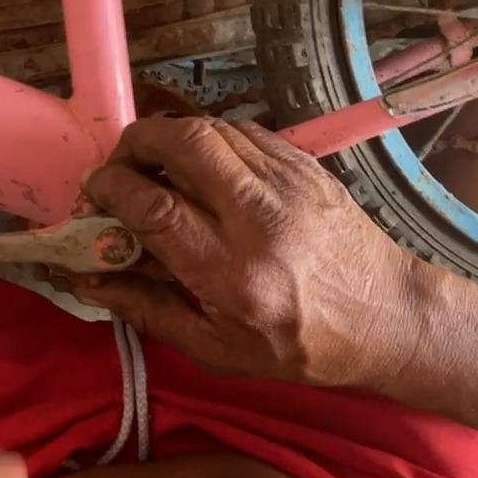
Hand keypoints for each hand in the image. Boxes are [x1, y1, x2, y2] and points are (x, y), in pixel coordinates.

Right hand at [76, 117, 423, 387]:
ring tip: (157, 165)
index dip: (112, 188)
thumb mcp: (217, 348)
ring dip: (170, 137)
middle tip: (122, 166)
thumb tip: (89, 278)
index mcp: (231, 271)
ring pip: (211, 128)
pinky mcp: (305, 163)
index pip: (154, 205)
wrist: (388, 316)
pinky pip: (243, 132)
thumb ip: (148, 309)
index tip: (96, 193)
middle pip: (182, 142)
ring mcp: (287, 180)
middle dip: (135, 143)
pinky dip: (210, 140)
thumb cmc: (300, 345)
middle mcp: (258, 215)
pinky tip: (204, 167)